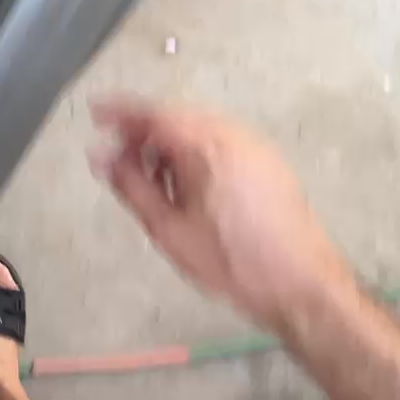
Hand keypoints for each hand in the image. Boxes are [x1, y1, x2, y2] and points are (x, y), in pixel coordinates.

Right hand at [90, 97, 358, 332]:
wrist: (305, 289)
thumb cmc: (230, 259)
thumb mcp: (166, 226)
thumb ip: (129, 184)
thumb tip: (100, 155)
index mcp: (208, 149)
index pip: (155, 114)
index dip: (120, 111)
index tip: (93, 113)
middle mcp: (236, 140)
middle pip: (178, 117)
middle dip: (142, 130)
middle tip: (114, 153)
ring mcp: (258, 151)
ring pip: (199, 129)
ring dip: (165, 142)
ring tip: (143, 172)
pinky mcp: (269, 166)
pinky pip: (219, 142)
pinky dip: (190, 150)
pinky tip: (178, 180)